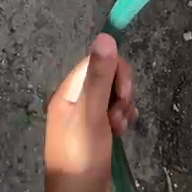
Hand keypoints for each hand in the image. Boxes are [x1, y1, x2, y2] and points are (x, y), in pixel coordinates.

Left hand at [44, 33, 136, 191]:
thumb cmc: (82, 157)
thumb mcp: (91, 114)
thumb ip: (99, 76)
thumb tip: (105, 34)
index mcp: (68, 93)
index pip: (96, 62)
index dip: (115, 71)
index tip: (123, 92)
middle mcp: (74, 102)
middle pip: (106, 77)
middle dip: (120, 91)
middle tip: (120, 114)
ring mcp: (85, 119)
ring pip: (112, 95)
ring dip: (123, 106)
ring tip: (120, 127)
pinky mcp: (95, 134)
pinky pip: (113, 113)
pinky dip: (122, 118)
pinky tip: (123, 131)